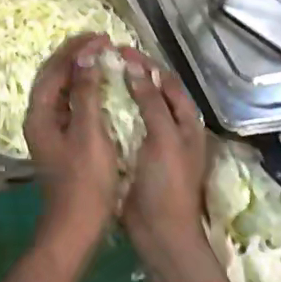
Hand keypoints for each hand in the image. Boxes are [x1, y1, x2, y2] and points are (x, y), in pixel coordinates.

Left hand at [22, 33, 120, 247]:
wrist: (76, 226)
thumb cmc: (85, 181)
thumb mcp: (89, 133)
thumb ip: (86, 94)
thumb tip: (87, 57)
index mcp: (40, 113)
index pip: (54, 69)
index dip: (76, 50)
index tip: (101, 36)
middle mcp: (38, 117)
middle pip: (53, 75)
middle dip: (75, 55)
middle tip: (101, 40)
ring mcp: (48, 129)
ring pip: (59, 88)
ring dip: (78, 70)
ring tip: (101, 55)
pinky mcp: (60, 140)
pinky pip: (67, 102)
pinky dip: (82, 88)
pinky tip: (98, 85)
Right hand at [116, 47, 210, 255]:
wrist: (159, 232)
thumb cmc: (167, 184)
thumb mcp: (164, 138)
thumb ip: (152, 103)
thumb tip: (137, 70)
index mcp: (187, 121)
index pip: (167, 82)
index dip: (146, 64)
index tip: (120, 50)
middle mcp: (173, 127)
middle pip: (153, 91)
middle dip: (132, 74)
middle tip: (105, 59)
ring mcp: (154, 142)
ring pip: (137, 107)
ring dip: (121, 91)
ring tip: (96, 75)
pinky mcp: (136, 155)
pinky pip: (124, 126)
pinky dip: (112, 112)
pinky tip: (93, 105)